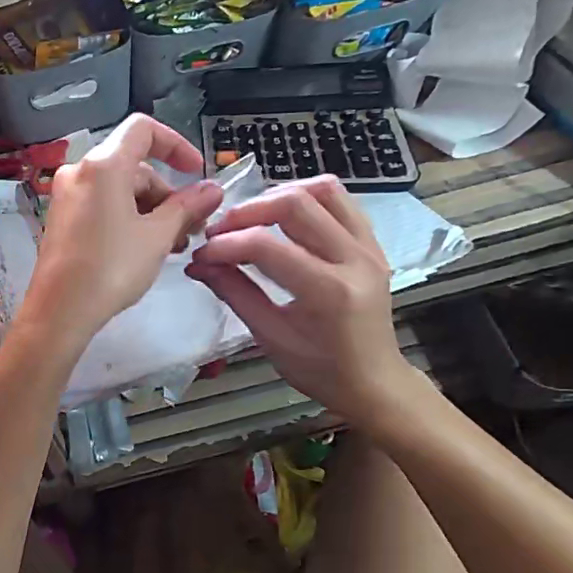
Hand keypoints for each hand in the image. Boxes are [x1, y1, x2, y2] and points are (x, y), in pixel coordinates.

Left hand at [19, 115, 222, 342]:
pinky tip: (145, 248)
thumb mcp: (158, 236)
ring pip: (120, 188)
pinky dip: (129, 218)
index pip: (144, 129)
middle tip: (191, 227)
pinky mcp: (62, 218)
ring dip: (151, 210)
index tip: (196, 173)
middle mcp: (81, 171)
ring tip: (173, 245)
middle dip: (167, 192)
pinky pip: (103, 204)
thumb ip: (187, 206)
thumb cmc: (111, 269)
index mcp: (104, 165)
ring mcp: (67, 195)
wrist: (59, 311)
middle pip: (134, 165)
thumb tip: (212, 189)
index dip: (177, 145)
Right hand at [184, 176, 417, 422]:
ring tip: (251, 218)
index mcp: (329, 292)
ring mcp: (369, 247)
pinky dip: (307, 198)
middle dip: (247, 211)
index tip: (202, 254)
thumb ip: (235, 293)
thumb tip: (199, 264)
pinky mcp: (373, 243)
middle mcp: (354, 259)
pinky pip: (341, 201)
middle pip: (295, 203)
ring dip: (279, 195)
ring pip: (323, 190)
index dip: (226, 244)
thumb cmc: (321, 370)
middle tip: (220, 230)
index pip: (266, 246)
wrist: (374, 382)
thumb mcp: (271, 337)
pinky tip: (284, 216)